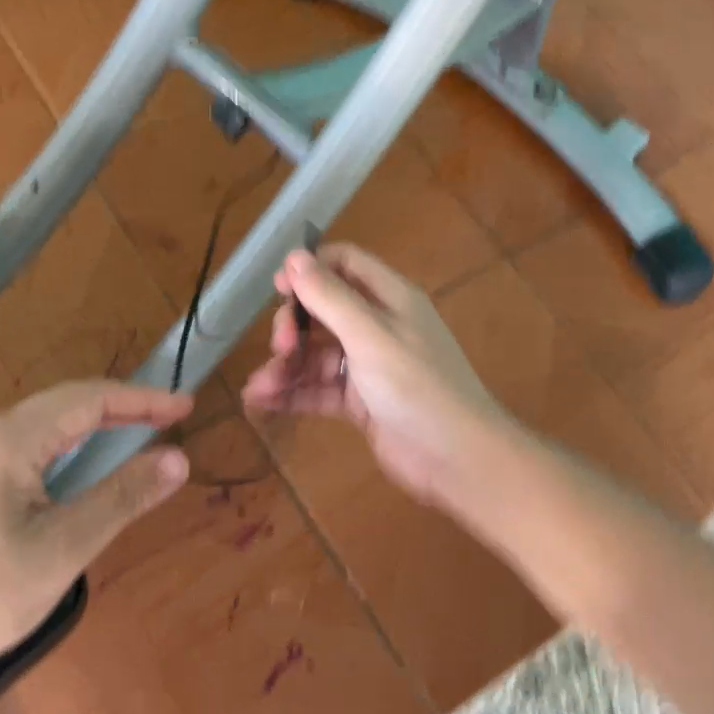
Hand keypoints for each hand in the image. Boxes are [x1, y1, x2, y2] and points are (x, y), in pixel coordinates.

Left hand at [0, 381, 191, 713]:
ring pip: (39, 431)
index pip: (87, 399)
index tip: (187, 407)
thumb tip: (177, 458)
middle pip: (61, 406)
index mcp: (5, 442)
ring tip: (133, 444)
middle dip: (120, 410)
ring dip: (90, 432)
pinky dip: (62, 454)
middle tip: (169, 422)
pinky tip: (75, 478)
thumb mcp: (64, 548)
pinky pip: (20, 454)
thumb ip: (122, 496)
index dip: (142, 399)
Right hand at [241, 244, 513, 505]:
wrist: (455, 456)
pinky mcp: (362, 403)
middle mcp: (380, 327)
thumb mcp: (370, 335)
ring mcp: (370, 367)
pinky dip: (294, 394)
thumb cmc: (417, 385)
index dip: (310, 270)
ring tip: (258, 390)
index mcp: (391, 298)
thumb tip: (294, 257)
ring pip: (318, 355)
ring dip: (286, 368)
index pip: (345, 264)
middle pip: (324, 311)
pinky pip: (320, 389)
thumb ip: (330, 297)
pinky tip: (263, 403)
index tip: (276, 288)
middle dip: (294, 326)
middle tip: (279, 348)